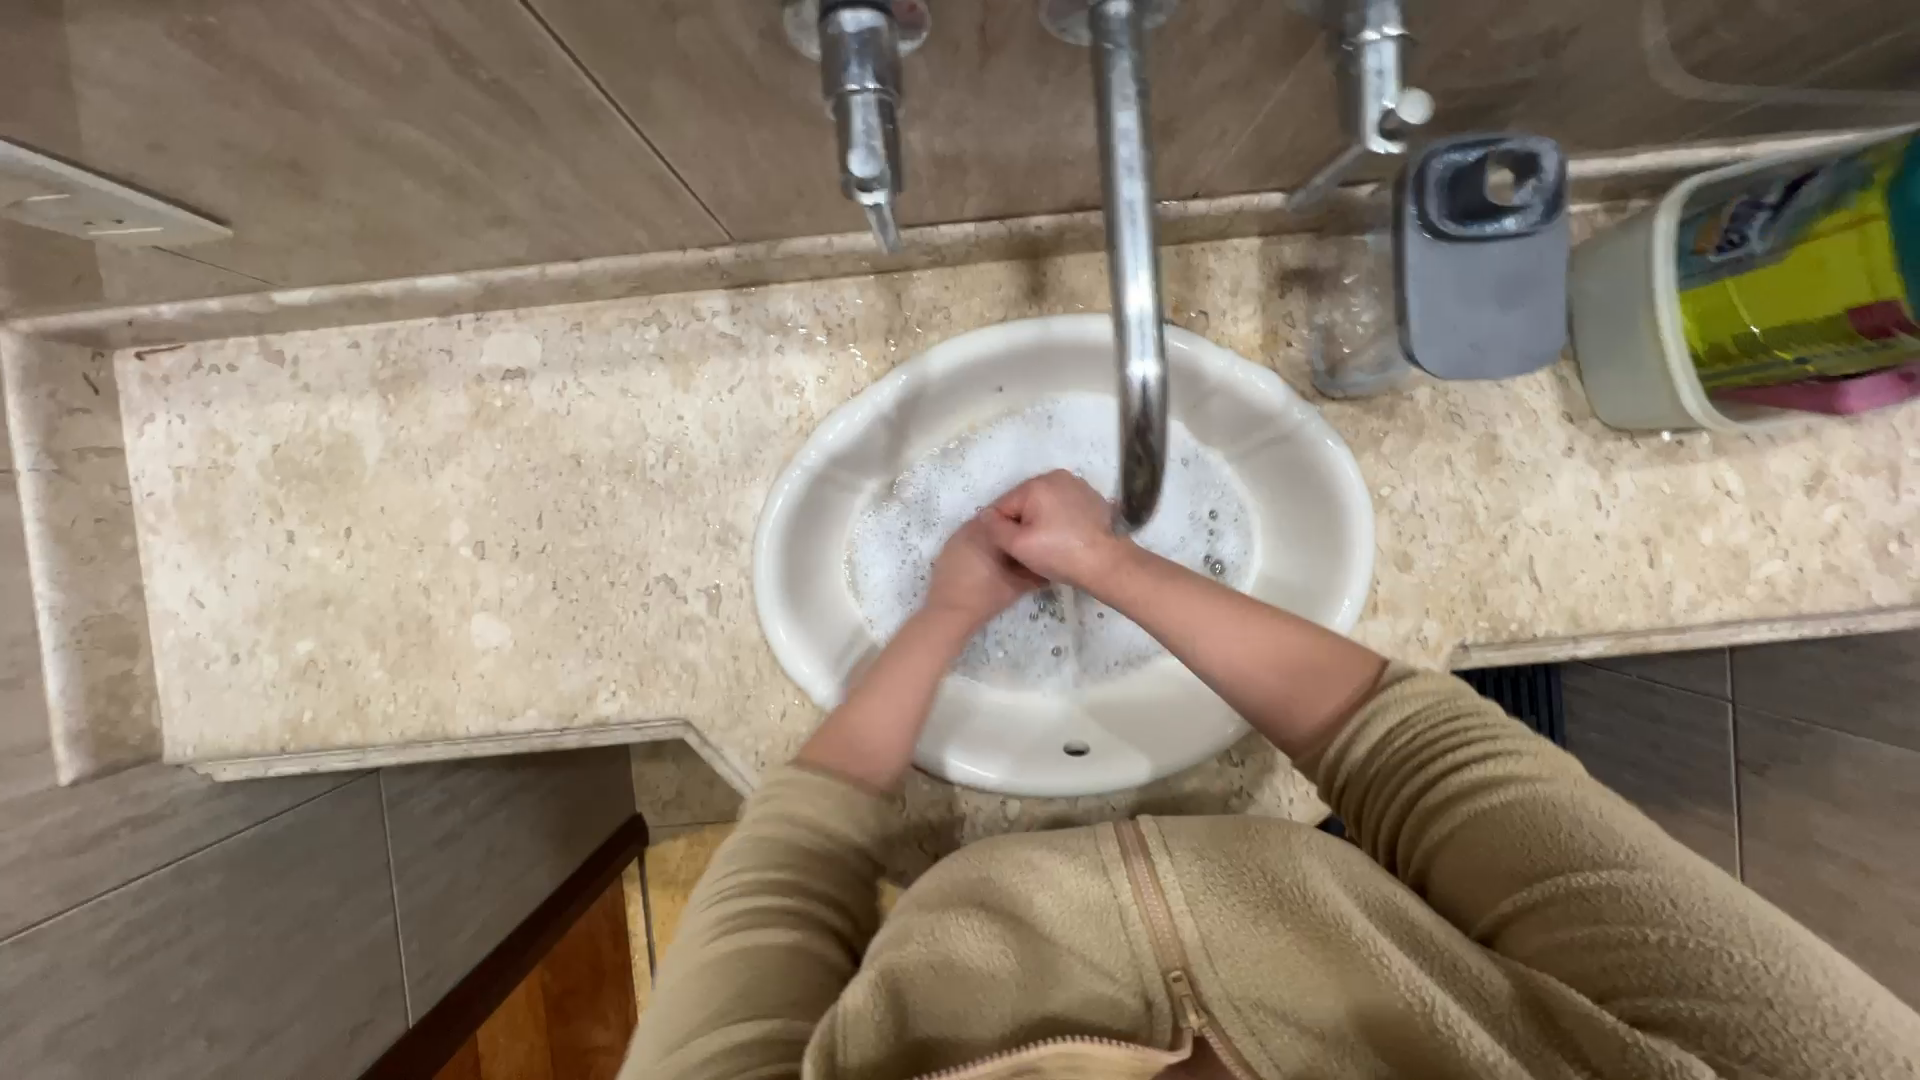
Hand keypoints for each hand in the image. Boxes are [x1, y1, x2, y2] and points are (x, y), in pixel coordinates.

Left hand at [923, 517, 1046, 629]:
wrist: (949, 612)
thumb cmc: (985, 596)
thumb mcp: (1018, 586)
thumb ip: (1036, 574)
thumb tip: (1048, 568)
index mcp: (988, 531)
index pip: (1009, 516)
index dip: (1021, 525)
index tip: (1029, 536)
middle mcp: (969, 528)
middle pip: (993, 522)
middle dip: (1005, 532)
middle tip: (1019, 546)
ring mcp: (955, 539)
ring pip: (979, 532)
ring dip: (991, 540)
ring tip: (1003, 557)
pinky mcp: (946, 551)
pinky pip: (966, 542)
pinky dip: (977, 548)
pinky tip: (985, 564)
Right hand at [981, 470, 1131, 589]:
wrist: (1107, 563)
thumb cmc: (1060, 554)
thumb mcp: (1019, 545)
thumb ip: (994, 527)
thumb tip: (984, 515)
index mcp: (1037, 483)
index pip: (1004, 505)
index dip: (1003, 529)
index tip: (1013, 549)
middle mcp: (1057, 476)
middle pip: (1024, 502)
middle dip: (1023, 523)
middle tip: (1033, 549)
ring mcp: (1078, 485)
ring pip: (1044, 504)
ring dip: (1041, 521)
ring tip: (1050, 546)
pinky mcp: (1092, 497)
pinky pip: (1063, 506)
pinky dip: (1059, 520)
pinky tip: (1065, 539)